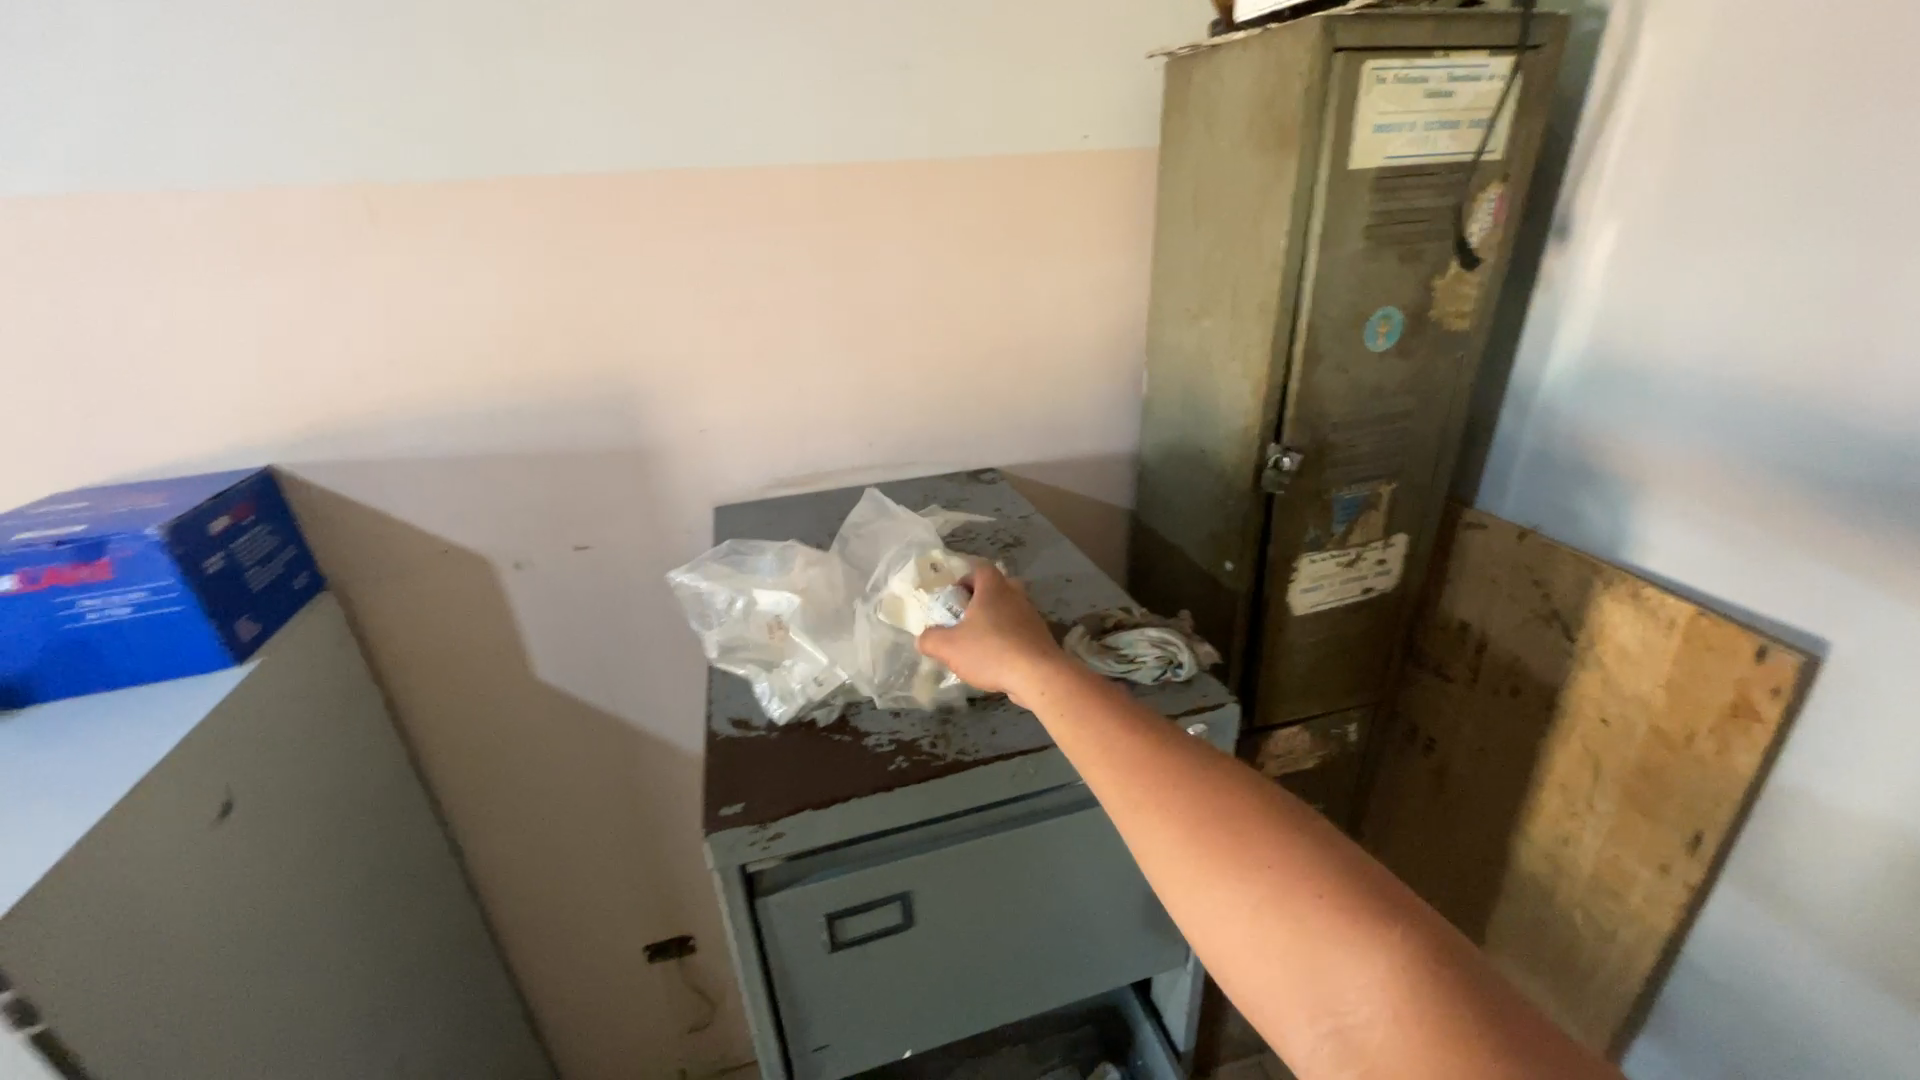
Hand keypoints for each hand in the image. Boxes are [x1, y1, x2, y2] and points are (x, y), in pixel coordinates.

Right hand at [916, 562, 1070, 705]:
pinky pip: (1020, 631)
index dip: (965, 578)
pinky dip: (1008, 639)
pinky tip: (997, 660)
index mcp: (994, 589)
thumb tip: (923, 638)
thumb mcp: (948, 647)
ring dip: (996, 621)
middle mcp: (1016, 596)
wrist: (1039, 675)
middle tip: (966, 617)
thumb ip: (930, 639)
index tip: (954, 597)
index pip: (981, 568)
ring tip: (979, 642)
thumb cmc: (991, 652)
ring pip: (1010, 610)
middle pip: (998, 586)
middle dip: (981, 599)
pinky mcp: (1041, 638)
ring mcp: (1032, 617)